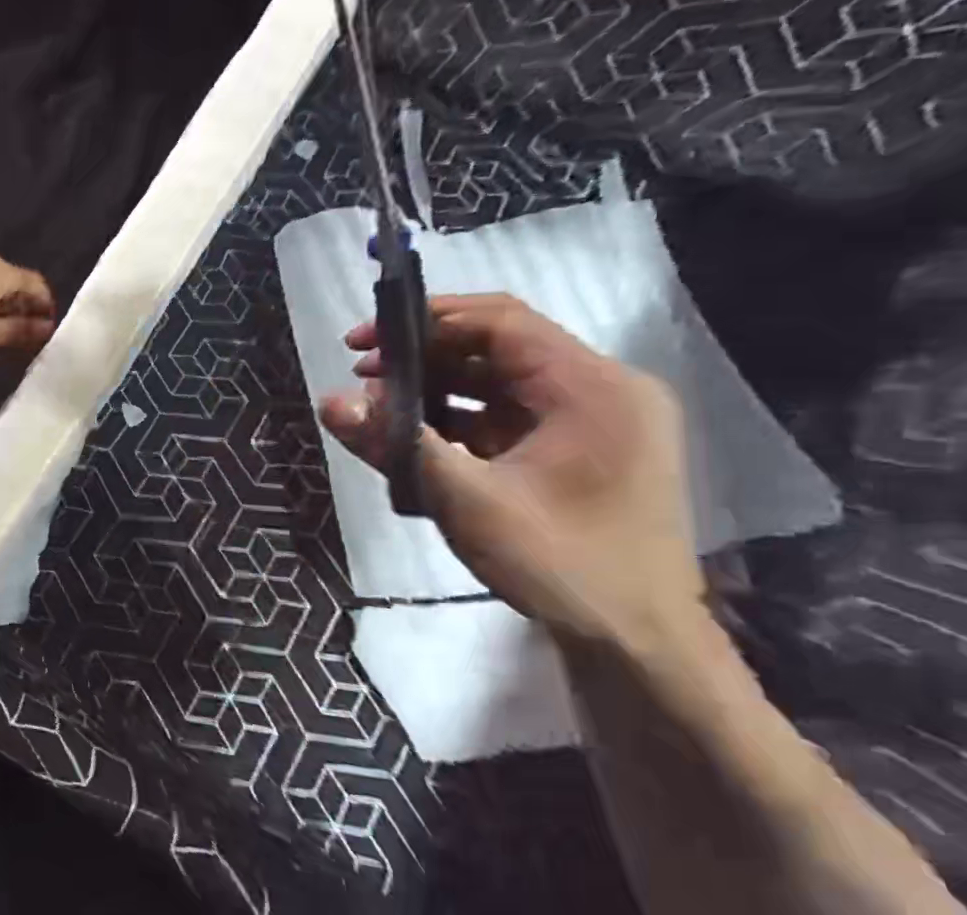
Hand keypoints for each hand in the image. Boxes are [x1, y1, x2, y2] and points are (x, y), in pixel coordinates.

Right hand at [319, 293, 703, 645]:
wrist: (638, 646)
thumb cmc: (562, 566)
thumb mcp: (468, 502)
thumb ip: (397, 444)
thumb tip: (328, 402)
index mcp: (592, 388)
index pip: (501, 322)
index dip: (426, 320)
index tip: (364, 340)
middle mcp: (600, 391)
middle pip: (497, 347)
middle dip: (423, 353)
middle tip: (360, 371)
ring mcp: (591, 421)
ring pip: (499, 380)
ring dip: (437, 384)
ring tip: (377, 400)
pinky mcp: (576, 449)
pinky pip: (507, 413)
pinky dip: (459, 415)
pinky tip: (413, 431)